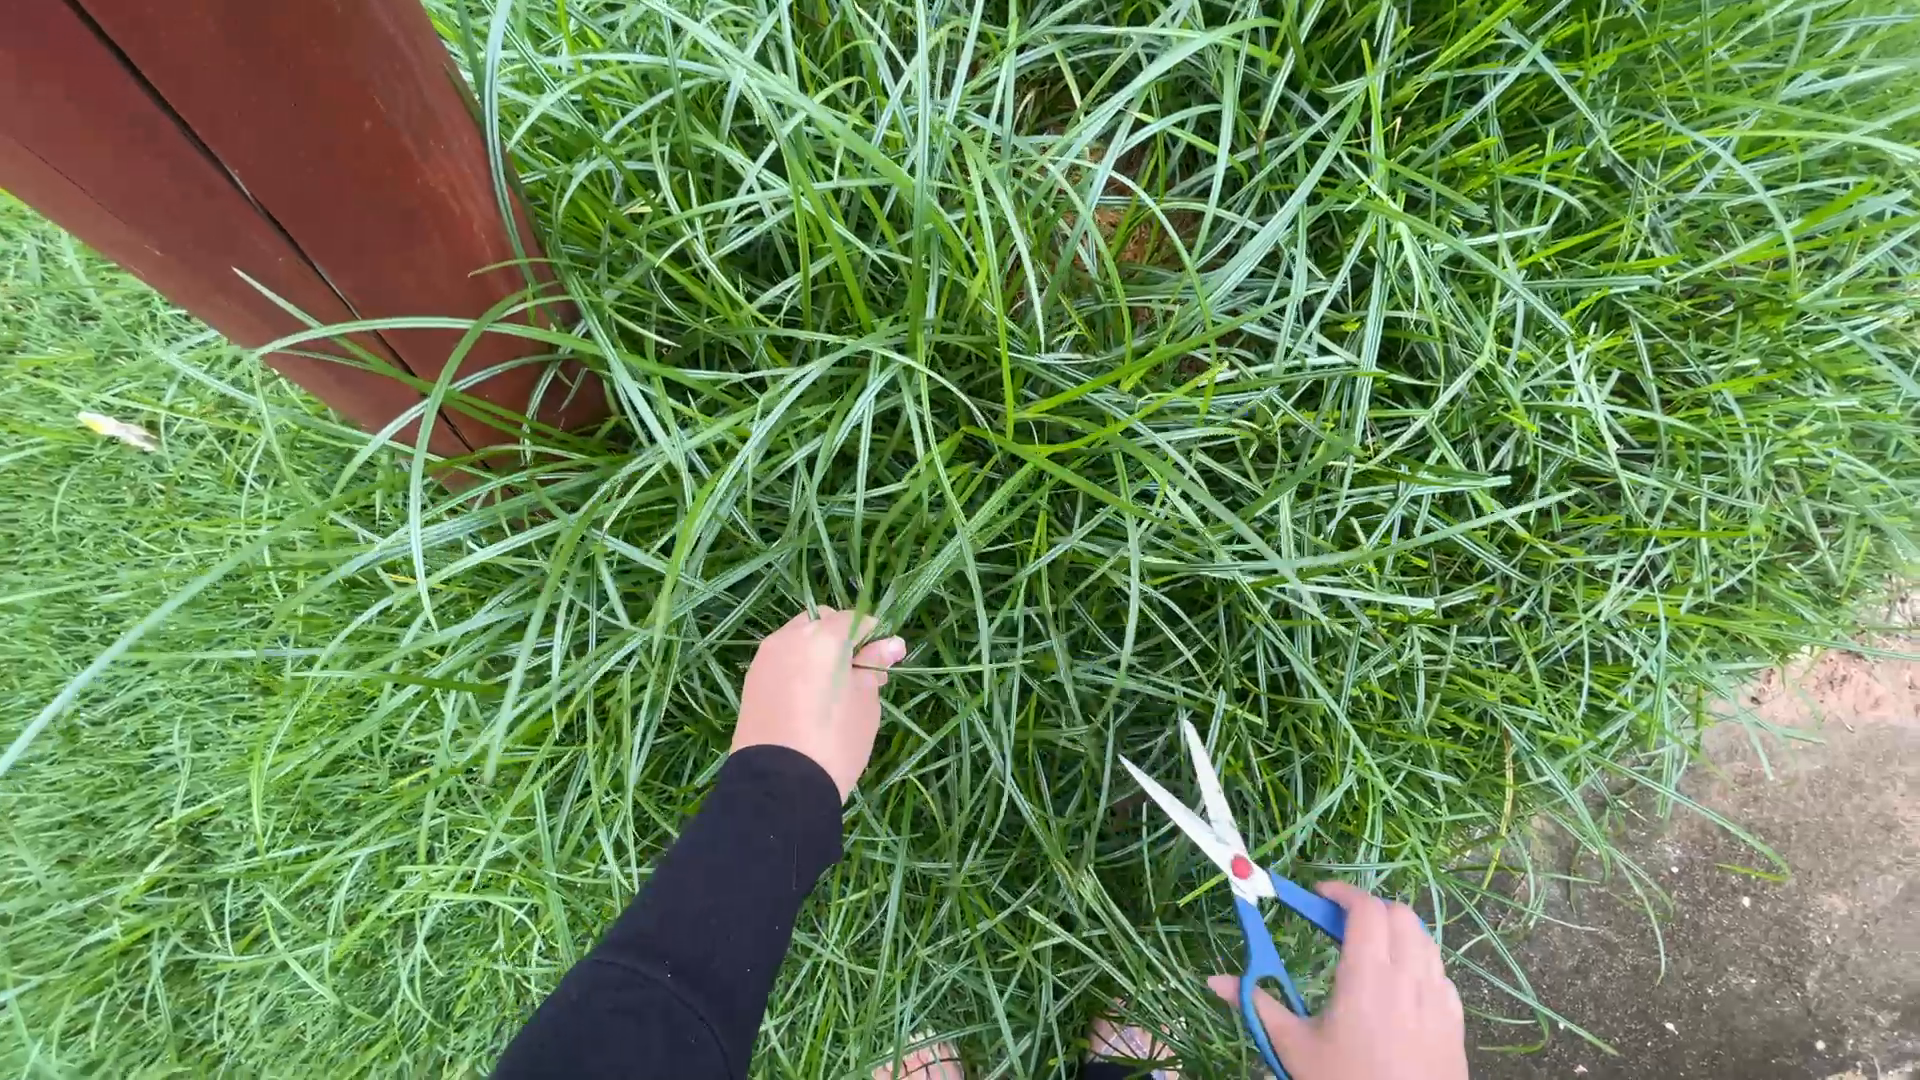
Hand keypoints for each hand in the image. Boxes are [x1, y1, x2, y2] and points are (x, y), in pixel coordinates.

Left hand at [731, 606, 905, 802]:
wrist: (780, 787)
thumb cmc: (835, 741)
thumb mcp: (865, 702)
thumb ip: (874, 666)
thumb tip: (892, 644)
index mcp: (822, 637)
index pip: (854, 619)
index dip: (873, 637)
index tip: (883, 661)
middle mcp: (789, 638)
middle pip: (821, 622)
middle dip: (841, 638)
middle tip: (858, 674)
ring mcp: (765, 658)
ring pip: (797, 639)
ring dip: (817, 651)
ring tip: (833, 689)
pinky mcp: (751, 681)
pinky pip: (781, 660)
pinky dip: (798, 667)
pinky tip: (809, 698)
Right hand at [1208, 882, 1466, 1079]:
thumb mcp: (1295, 1048)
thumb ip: (1256, 1004)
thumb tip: (1214, 980)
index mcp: (1367, 978)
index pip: (1366, 910)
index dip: (1342, 892)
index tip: (1317, 894)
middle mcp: (1409, 981)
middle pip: (1400, 914)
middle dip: (1368, 906)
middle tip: (1338, 920)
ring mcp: (1438, 1003)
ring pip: (1425, 939)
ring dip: (1395, 929)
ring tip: (1366, 947)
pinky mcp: (1455, 1025)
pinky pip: (1440, 973)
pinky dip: (1418, 960)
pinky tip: (1397, 983)